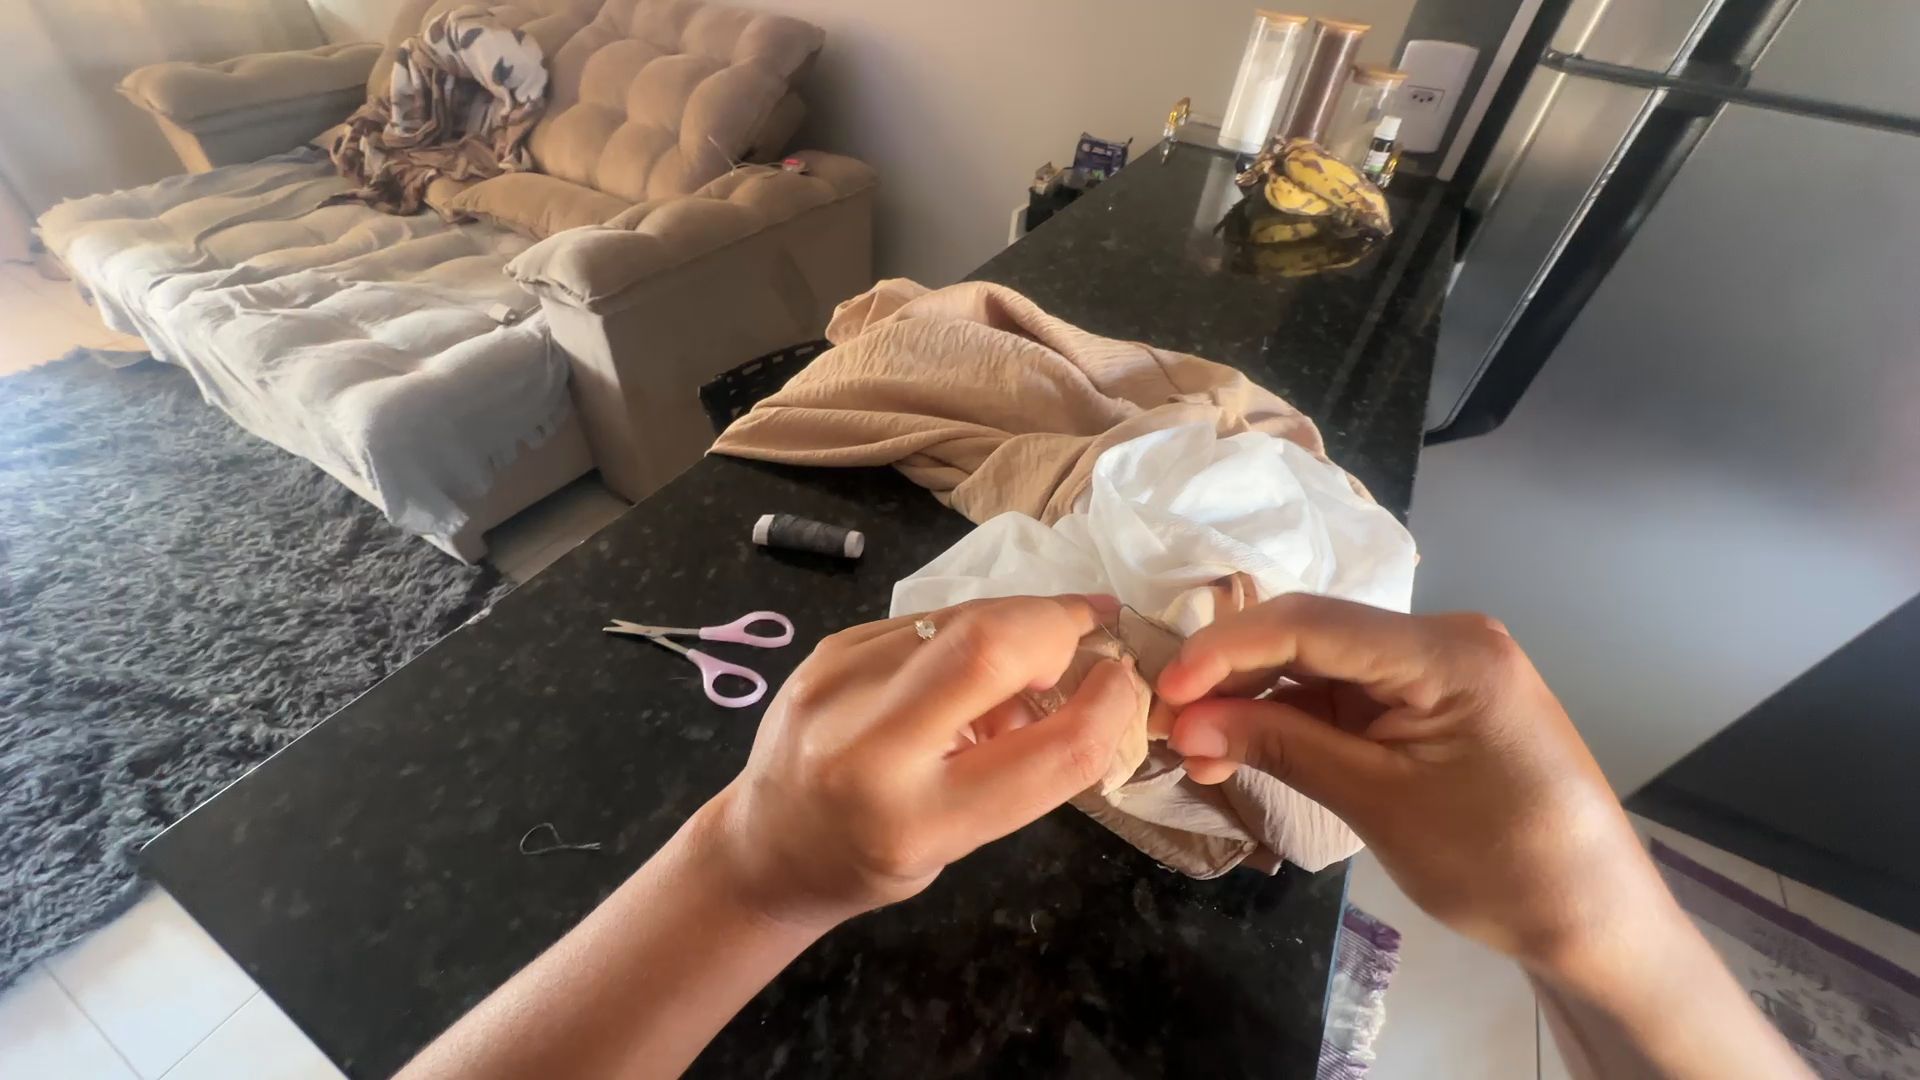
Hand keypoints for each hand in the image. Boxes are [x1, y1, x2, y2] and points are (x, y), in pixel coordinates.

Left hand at [704, 595, 1139, 929]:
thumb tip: (1085, 680)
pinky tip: (980, 646)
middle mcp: (870, 747)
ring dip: (1019, 616)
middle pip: (989, 650)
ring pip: (958, 618)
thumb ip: (1025, 767)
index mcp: (918, 821)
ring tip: (1044, 634)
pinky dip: (971, 623)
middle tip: (1089, 626)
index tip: (1123, 682)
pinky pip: (925, 618)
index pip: (1049, 753)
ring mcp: (839, 684)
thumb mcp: (958, 842)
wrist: (767, 842)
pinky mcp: (830, 648)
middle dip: (1056, 626)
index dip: (1108, 707)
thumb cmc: (872, 860)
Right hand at [1156, 593, 1668, 972]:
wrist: (1594, 928)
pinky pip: (1331, 692)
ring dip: (1248, 700)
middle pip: (1305, 634)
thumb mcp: (1377, 803)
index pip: (1310, 626)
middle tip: (1168, 718)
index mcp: (1447, 652)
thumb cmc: (1503, 868)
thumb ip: (1277, 746)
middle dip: (1229, 675)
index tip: (1164, 690)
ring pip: (1309, 663)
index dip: (1225, 652)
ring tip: (1195, 744)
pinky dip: (1281, 717)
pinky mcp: (1414, 696)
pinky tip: (1238, 744)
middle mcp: (1437, 638)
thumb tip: (1182, 726)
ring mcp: (1425, 666)